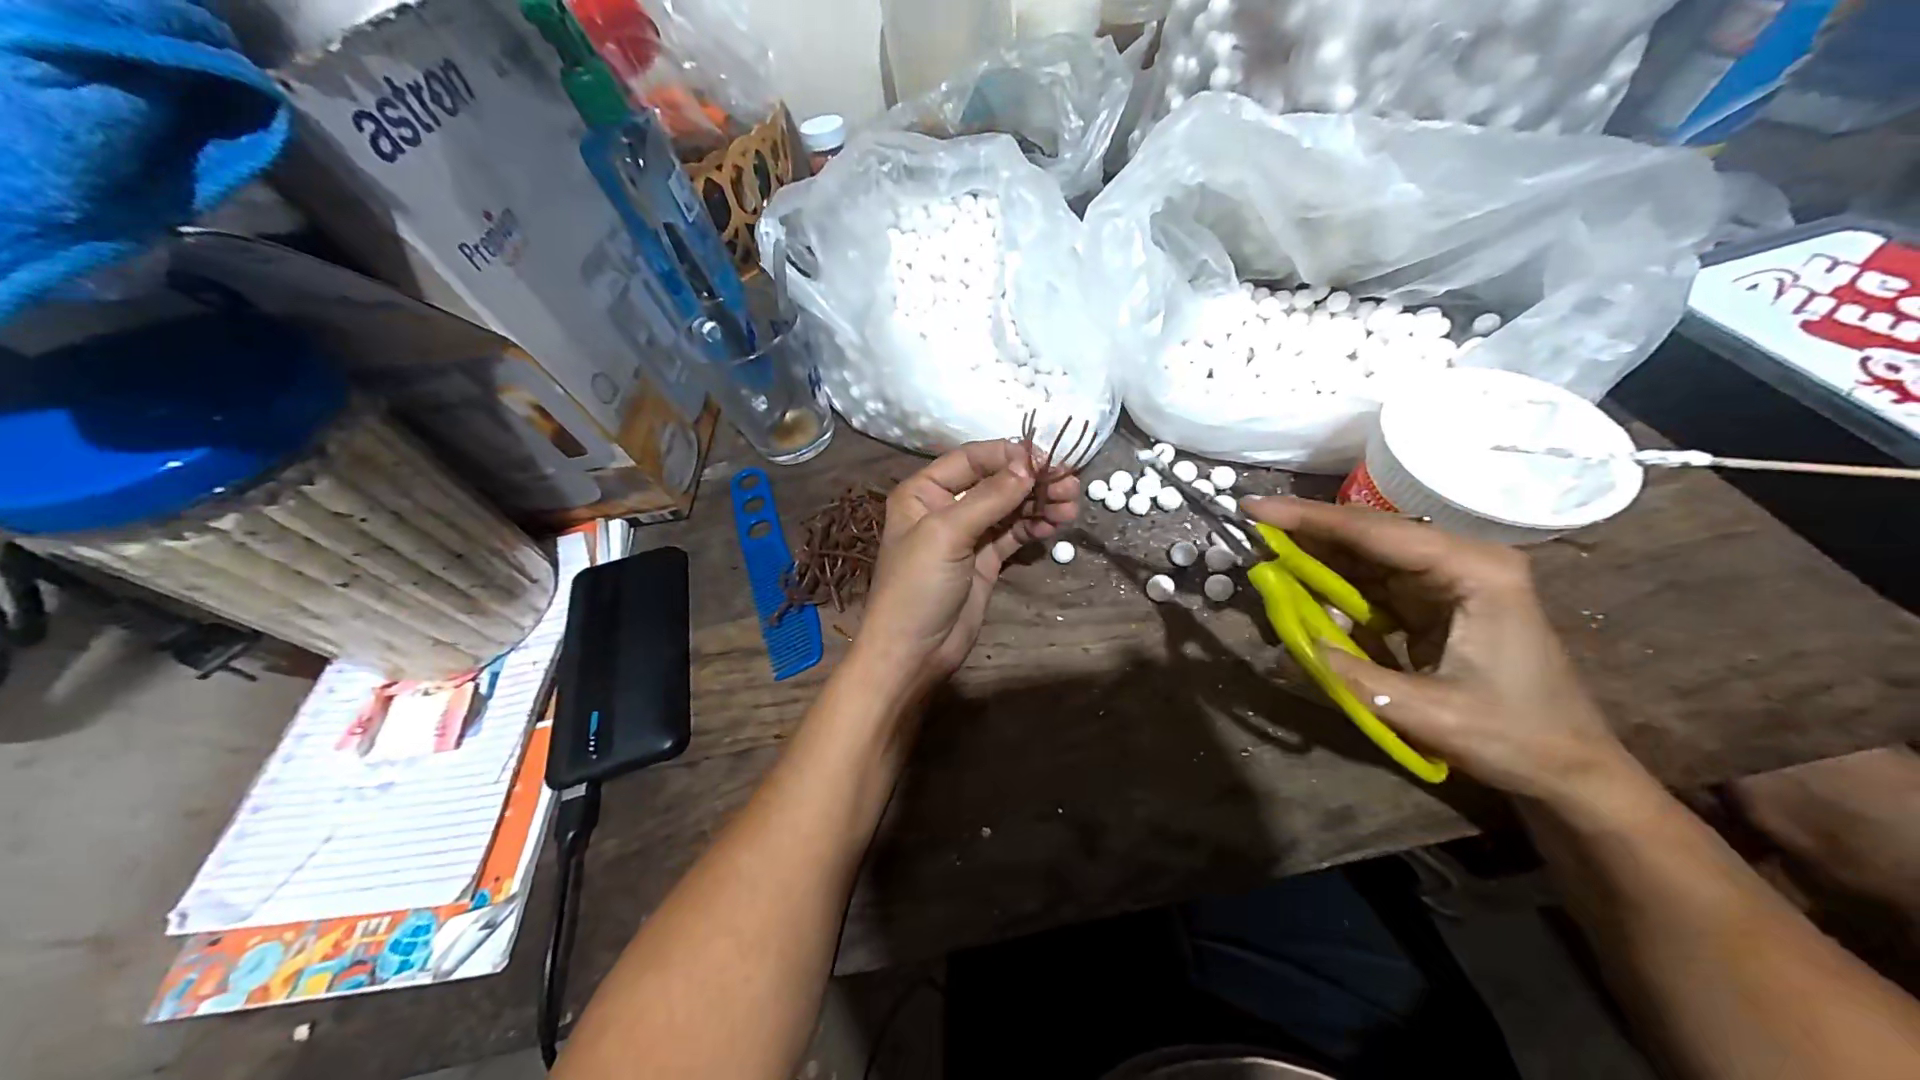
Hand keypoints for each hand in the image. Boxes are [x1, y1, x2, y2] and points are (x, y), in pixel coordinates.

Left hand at [854, 440, 1078, 693]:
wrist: (913, 652)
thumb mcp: (947, 534)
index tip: (1045, 459)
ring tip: (1071, 505)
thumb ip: (989, 497)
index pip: (971, 459)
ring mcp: (968, 535)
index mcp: (923, 492)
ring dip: (1040, 502)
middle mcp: (945, 507)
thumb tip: (1028, 465)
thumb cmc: (918, 586)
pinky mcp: (985, 561)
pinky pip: (1014, 534)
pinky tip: (1057, 524)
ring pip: (1010, 508)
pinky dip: (1035, 526)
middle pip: (996, 481)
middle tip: (1070, 483)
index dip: (1008, 455)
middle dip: (1032, 480)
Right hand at [1243, 497, 1641, 807]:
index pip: (1376, 533)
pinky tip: (1299, 585)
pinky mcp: (1433, 602)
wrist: (1568, 767)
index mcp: (1475, 572)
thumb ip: (1353, 677)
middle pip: (1369, 534)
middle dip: (1307, 530)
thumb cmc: (1514, 736)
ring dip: (1315, 557)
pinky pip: (1371, 583)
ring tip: (1263, 552)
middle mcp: (1462, 562)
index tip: (1253, 508)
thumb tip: (1292, 644)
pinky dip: (1332, 586)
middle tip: (1249, 527)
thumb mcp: (1427, 713)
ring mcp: (1448, 580)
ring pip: (1365, 555)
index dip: (1309, 519)